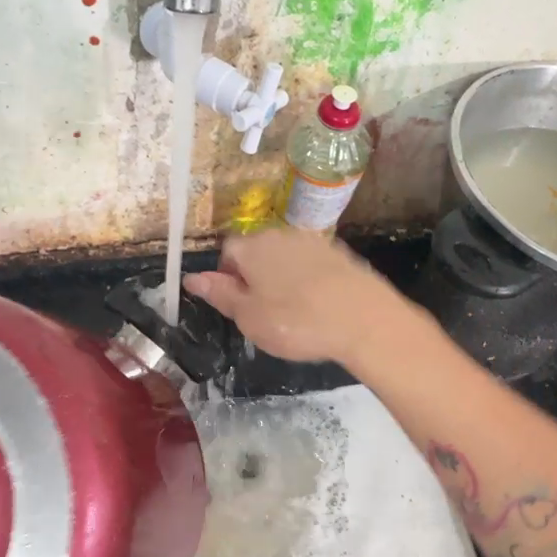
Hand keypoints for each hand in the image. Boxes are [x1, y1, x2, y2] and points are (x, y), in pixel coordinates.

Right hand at [183, 230, 425, 367]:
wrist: (363, 320)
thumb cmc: (295, 322)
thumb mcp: (248, 317)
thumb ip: (220, 294)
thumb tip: (192, 278)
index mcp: (252, 247)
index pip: (227, 251)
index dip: (226, 276)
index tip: (236, 304)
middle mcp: (281, 235)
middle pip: (258, 251)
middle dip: (254, 276)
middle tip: (261, 312)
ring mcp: (314, 242)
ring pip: (286, 258)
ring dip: (282, 278)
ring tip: (291, 313)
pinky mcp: (341, 255)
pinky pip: (312, 266)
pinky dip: (308, 282)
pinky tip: (317, 307)